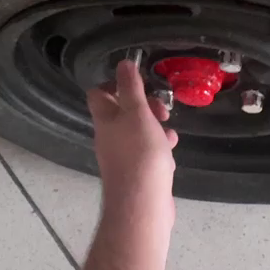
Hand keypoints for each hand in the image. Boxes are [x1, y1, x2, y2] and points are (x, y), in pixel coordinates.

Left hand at [86, 60, 179, 221]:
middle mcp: (109, 137)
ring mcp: (122, 157)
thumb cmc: (140, 154)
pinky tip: (171, 153)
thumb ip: (131, 88)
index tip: (139, 82)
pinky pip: (147, 153)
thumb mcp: (137, 113)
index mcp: (105, 120)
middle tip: (162, 108)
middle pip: (122, 112)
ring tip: (169, 131)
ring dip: (155, 127)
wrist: (142, 206)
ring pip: (138, 132)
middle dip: (144, 105)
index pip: (98, 93)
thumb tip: (122, 64)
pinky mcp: (137, 174)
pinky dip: (159, 148)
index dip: (115, 83)